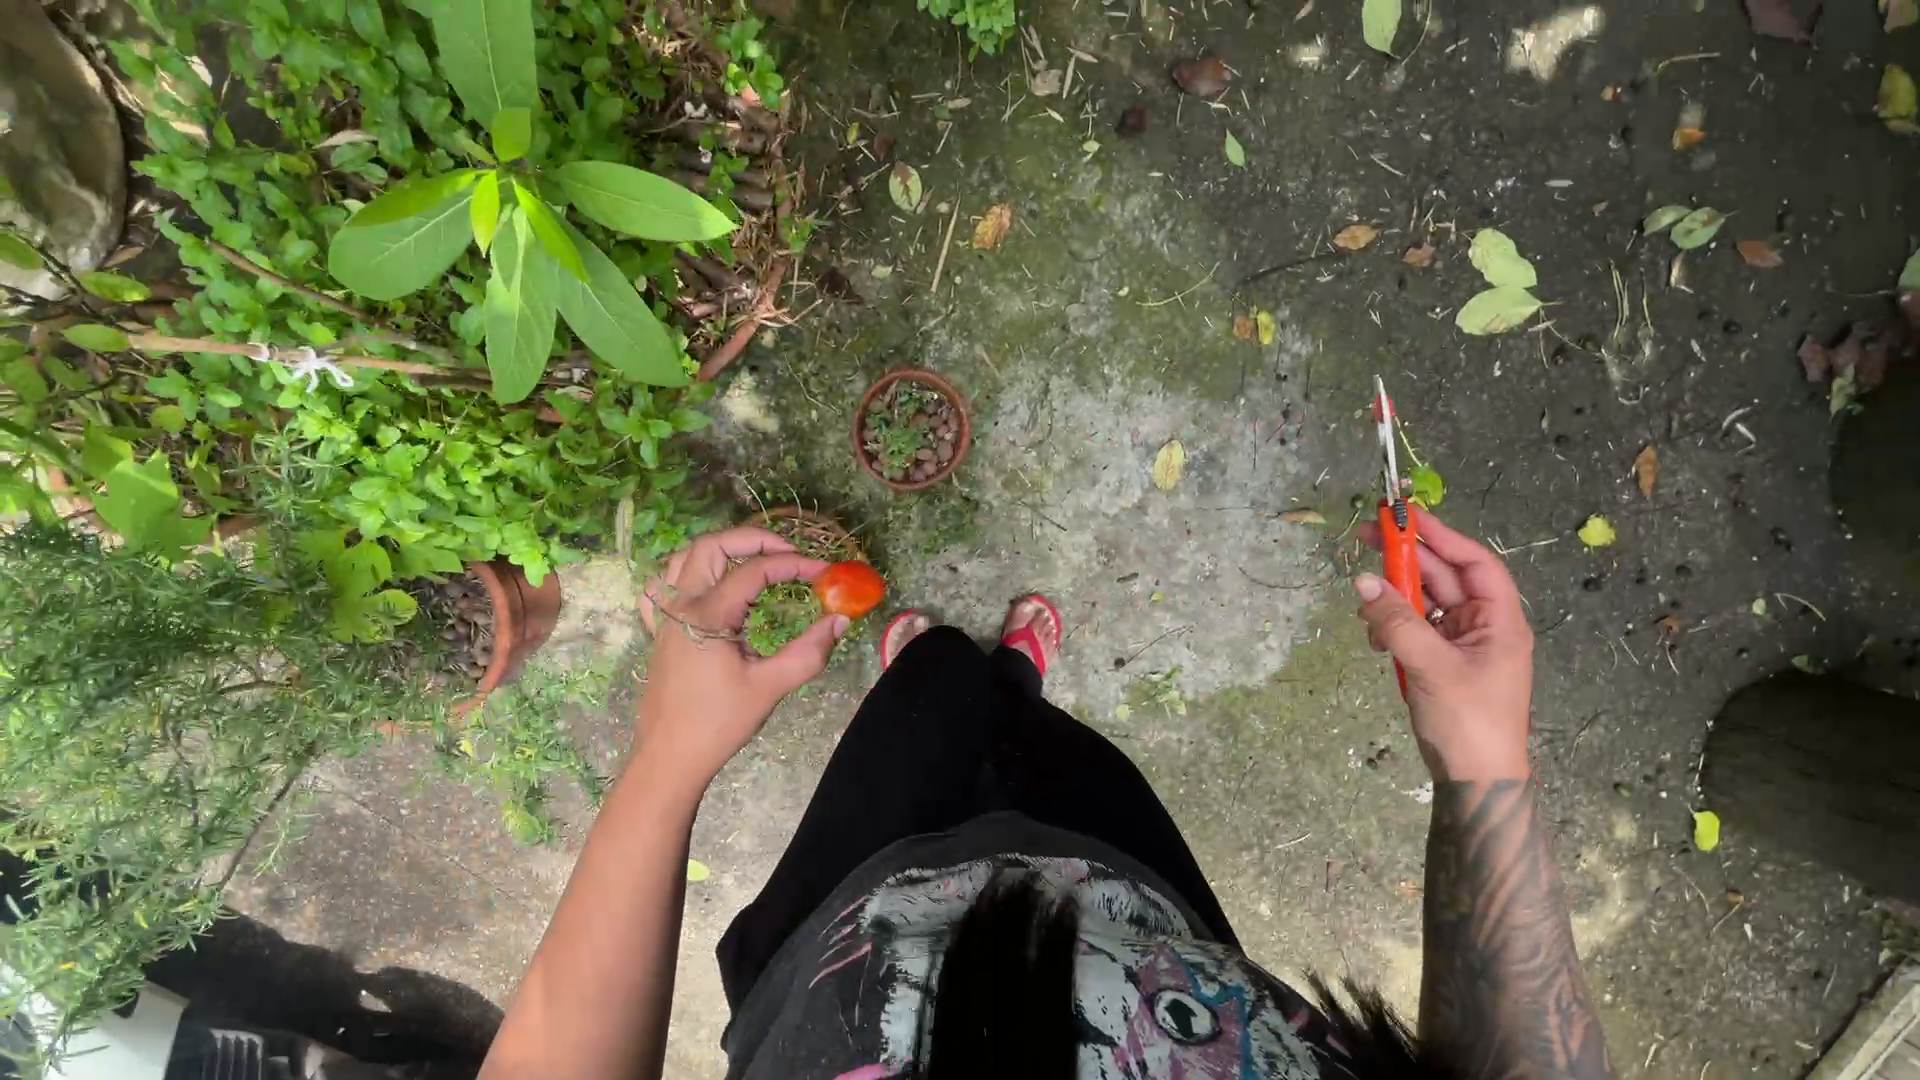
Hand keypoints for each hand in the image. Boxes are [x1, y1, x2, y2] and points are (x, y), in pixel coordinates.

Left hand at [635, 526, 849, 787]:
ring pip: (684, 558)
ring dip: (721, 549)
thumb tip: (840, 620)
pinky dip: (686, 573)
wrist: (669, 758)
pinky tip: (706, 583)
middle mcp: (682, 605)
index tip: (823, 571)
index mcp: (708, 614)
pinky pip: (663, 586)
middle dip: (754, 538)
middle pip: (713, 545)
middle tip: (789, 551)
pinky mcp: (659, 632)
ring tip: (753, 560)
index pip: (756, 570)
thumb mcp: (771, 687)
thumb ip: (809, 651)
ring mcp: (664, 617)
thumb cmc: (719, 724)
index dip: (794, 564)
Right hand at [1355, 507, 1532, 781]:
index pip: (1473, 563)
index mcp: (1499, 621)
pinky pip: (1411, 628)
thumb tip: (1362, 581)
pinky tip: (1372, 637)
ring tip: (1364, 606)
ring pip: (1422, 603)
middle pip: (1442, 578)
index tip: (1404, 516)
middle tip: (1364, 538)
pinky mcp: (1438, 661)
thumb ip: (1395, 621)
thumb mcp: (1430, 666)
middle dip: (1405, 560)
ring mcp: (1459, 644)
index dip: (1441, 536)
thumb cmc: (1468, 720)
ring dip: (1392, 599)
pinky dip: (1389, 625)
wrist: (1474, 778)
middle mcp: (1481, 626)